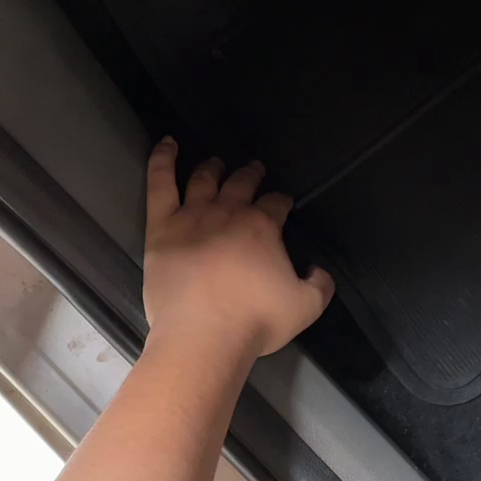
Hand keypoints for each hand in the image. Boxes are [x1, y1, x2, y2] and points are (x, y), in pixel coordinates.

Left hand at [142, 137, 333, 357]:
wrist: (205, 336)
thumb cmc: (257, 321)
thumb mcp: (308, 307)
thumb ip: (321, 284)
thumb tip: (318, 270)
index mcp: (263, 227)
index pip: (276, 203)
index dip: (282, 201)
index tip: (284, 203)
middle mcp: (229, 213)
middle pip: (241, 184)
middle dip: (251, 175)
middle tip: (255, 170)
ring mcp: (192, 217)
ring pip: (203, 179)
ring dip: (213, 168)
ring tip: (216, 163)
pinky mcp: (161, 227)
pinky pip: (160, 183)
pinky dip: (163, 159)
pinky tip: (167, 144)